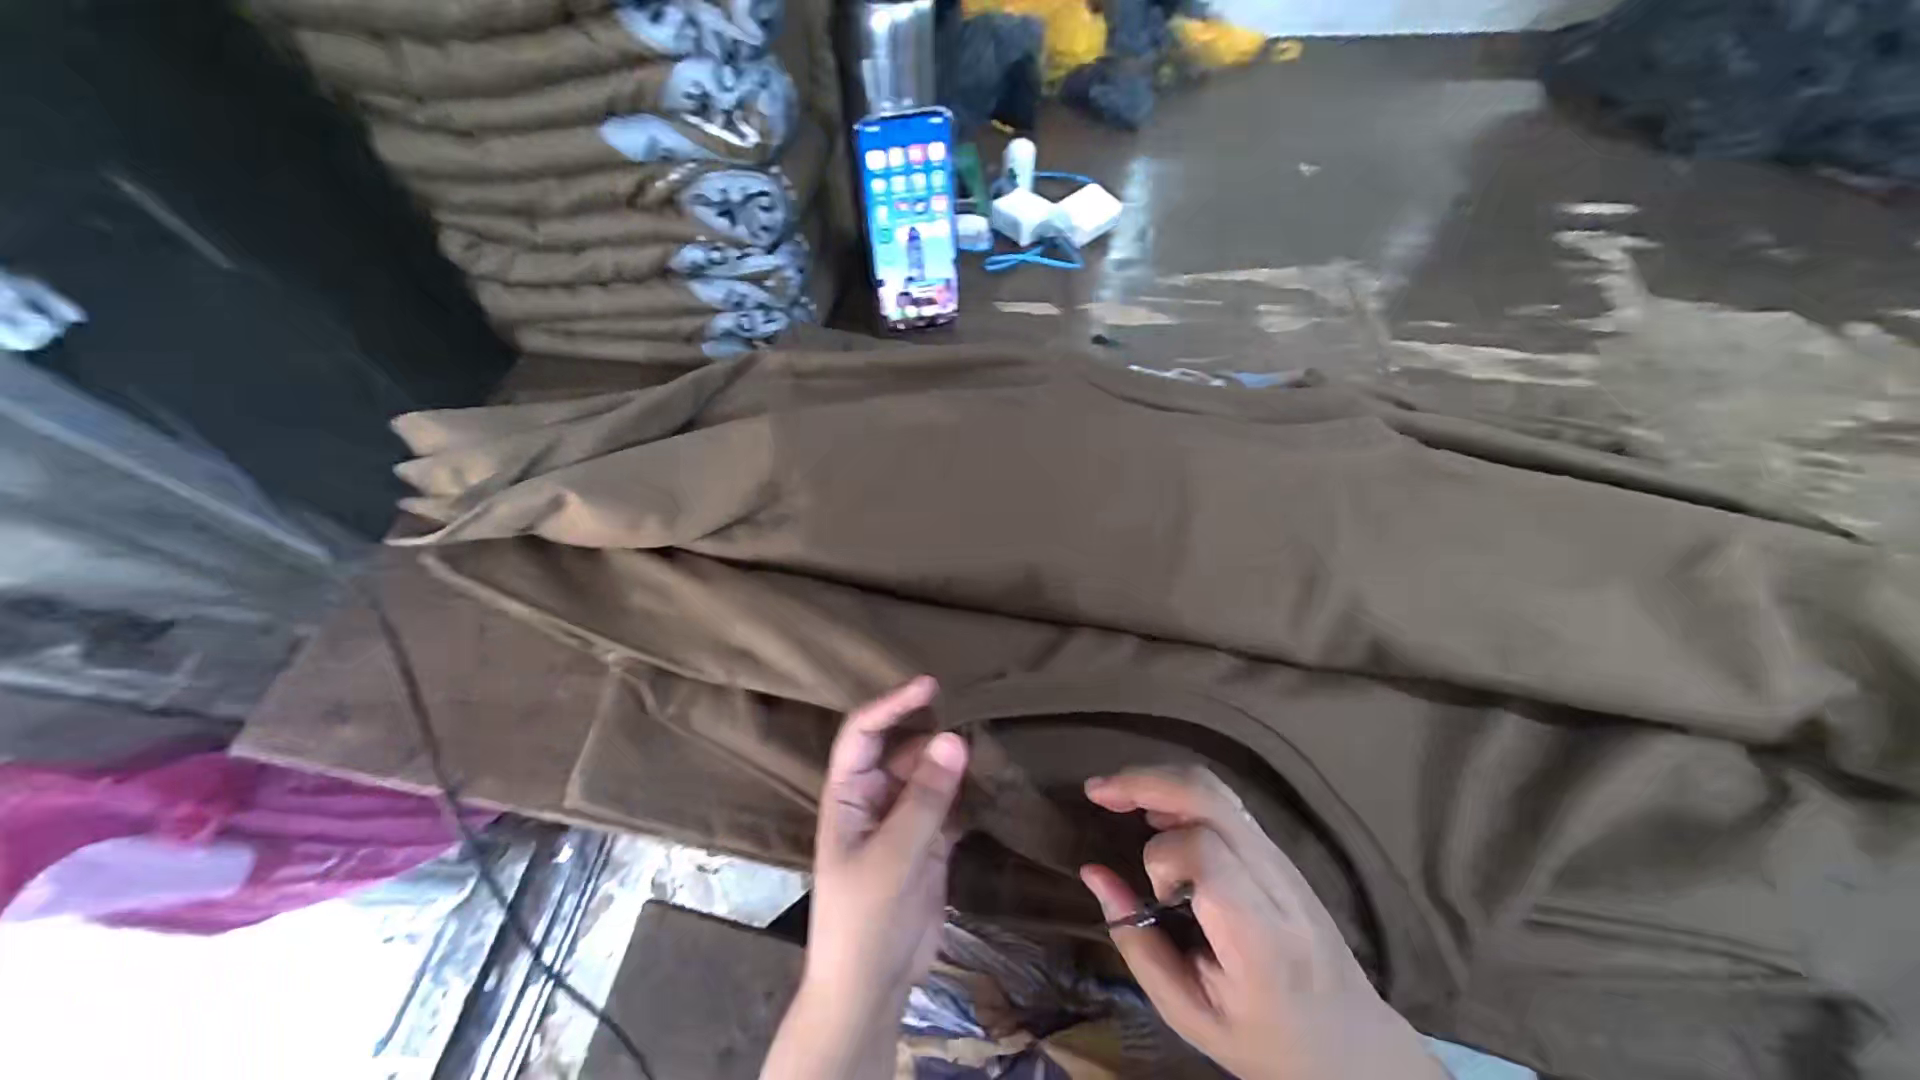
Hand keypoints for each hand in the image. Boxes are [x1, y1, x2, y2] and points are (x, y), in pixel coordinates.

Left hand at [761, 677, 968, 1079]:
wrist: (871, 986)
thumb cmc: (862, 918)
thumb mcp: (891, 857)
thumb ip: (924, 799)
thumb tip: (955, 738)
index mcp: (848, 793)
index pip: (864, 733)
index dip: (893, 704)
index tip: (931, 685)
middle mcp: (874, 797)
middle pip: (904, 749)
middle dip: (935, 733)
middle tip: (979, 716)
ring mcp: (903, 818)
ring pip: (931, 774)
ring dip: (957, 762)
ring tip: (994, 743)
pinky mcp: (930, 841)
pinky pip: (951, 802)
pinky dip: (970, 792)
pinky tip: (995, 780)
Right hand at [1080, 767, 1444, 1079]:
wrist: (1356, 1048)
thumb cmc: (1267, 1043)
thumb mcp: (1190, 1014)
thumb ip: (1138, 944)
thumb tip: (1093, 874)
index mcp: (1259, 936)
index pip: (1204, 850)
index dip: (1163, 857)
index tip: (1157, 895)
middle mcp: (1277, 881)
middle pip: (1208, 796)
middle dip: (1144, 782)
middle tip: (1098, 791)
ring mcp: (1283, 859)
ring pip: (1216, 788)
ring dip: (1158, 780)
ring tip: (1115, 795)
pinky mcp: (1279, 851)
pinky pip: (1223, 801)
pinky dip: (1179, 792)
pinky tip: (1153, 810)